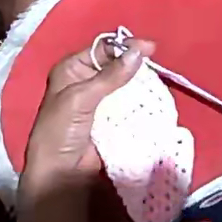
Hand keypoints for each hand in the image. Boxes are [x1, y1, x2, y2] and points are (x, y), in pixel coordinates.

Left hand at [21, 38, 153, 199]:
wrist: (61, 175)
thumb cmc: (61, 131)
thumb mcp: (81, 98)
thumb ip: (110, 75)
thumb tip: (138, 52)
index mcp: (72, 70)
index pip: (102, 49)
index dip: (125, 46)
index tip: (149, 48)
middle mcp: (85, 81)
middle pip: (117, 65)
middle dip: (136, 65)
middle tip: (158, 66)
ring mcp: (100, 101)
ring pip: (126, 84)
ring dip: (141, 83)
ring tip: (160, 82)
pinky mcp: (113, 119)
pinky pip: (131, 103)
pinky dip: (142, 100)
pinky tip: (155, 98)